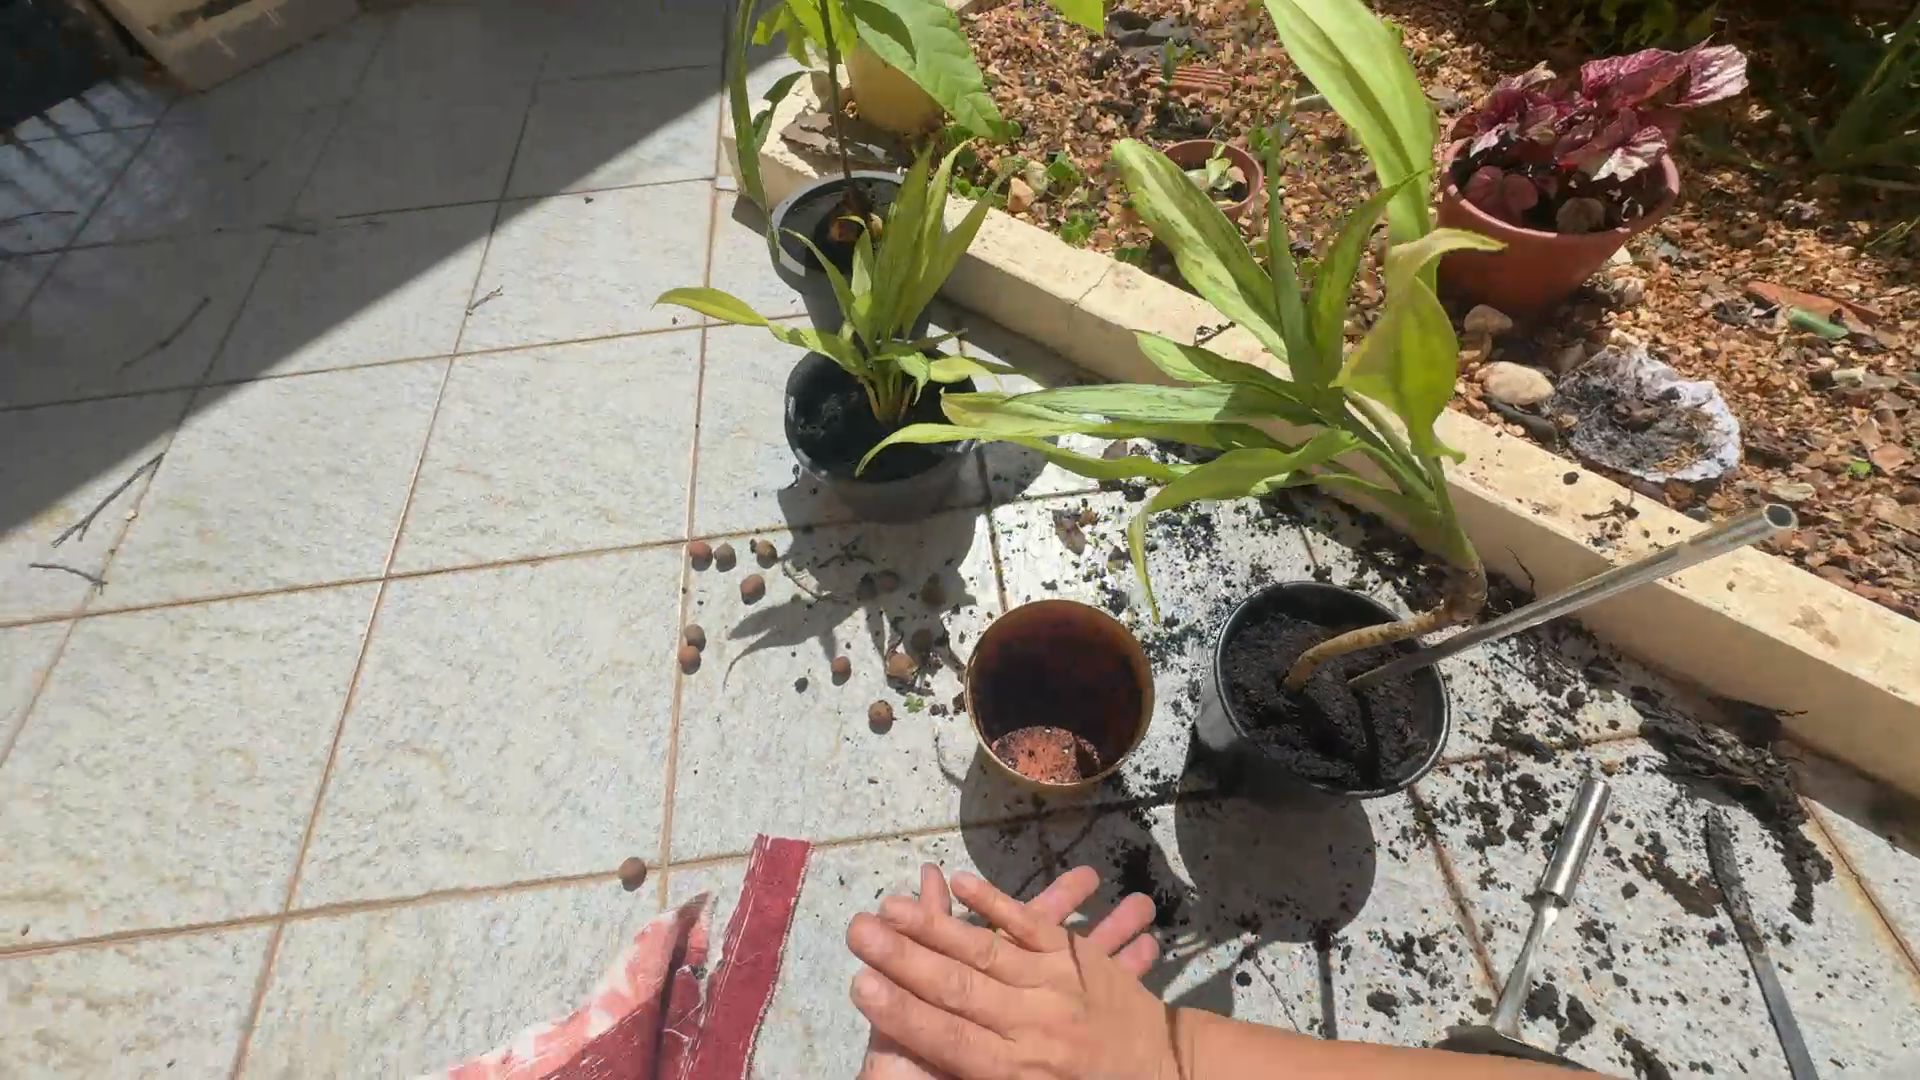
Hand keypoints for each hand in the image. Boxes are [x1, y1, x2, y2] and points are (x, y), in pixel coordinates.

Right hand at [857, 865, 1160, 1079]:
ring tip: (894, 903)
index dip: (898, 1011)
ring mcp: (1051, 983)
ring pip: (984, 949)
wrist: (1169, 1078)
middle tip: (857, 927)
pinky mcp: (1069, 954)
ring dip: (935, 923)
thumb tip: (909, 1059)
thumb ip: (963, 1063)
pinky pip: (1030, 922)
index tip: (857, 983)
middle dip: (901, 957)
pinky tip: (958, 878)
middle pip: (954, 986)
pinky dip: (993, 900)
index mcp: (1014, 1071)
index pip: (945, 1037)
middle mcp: (1029, 1025)